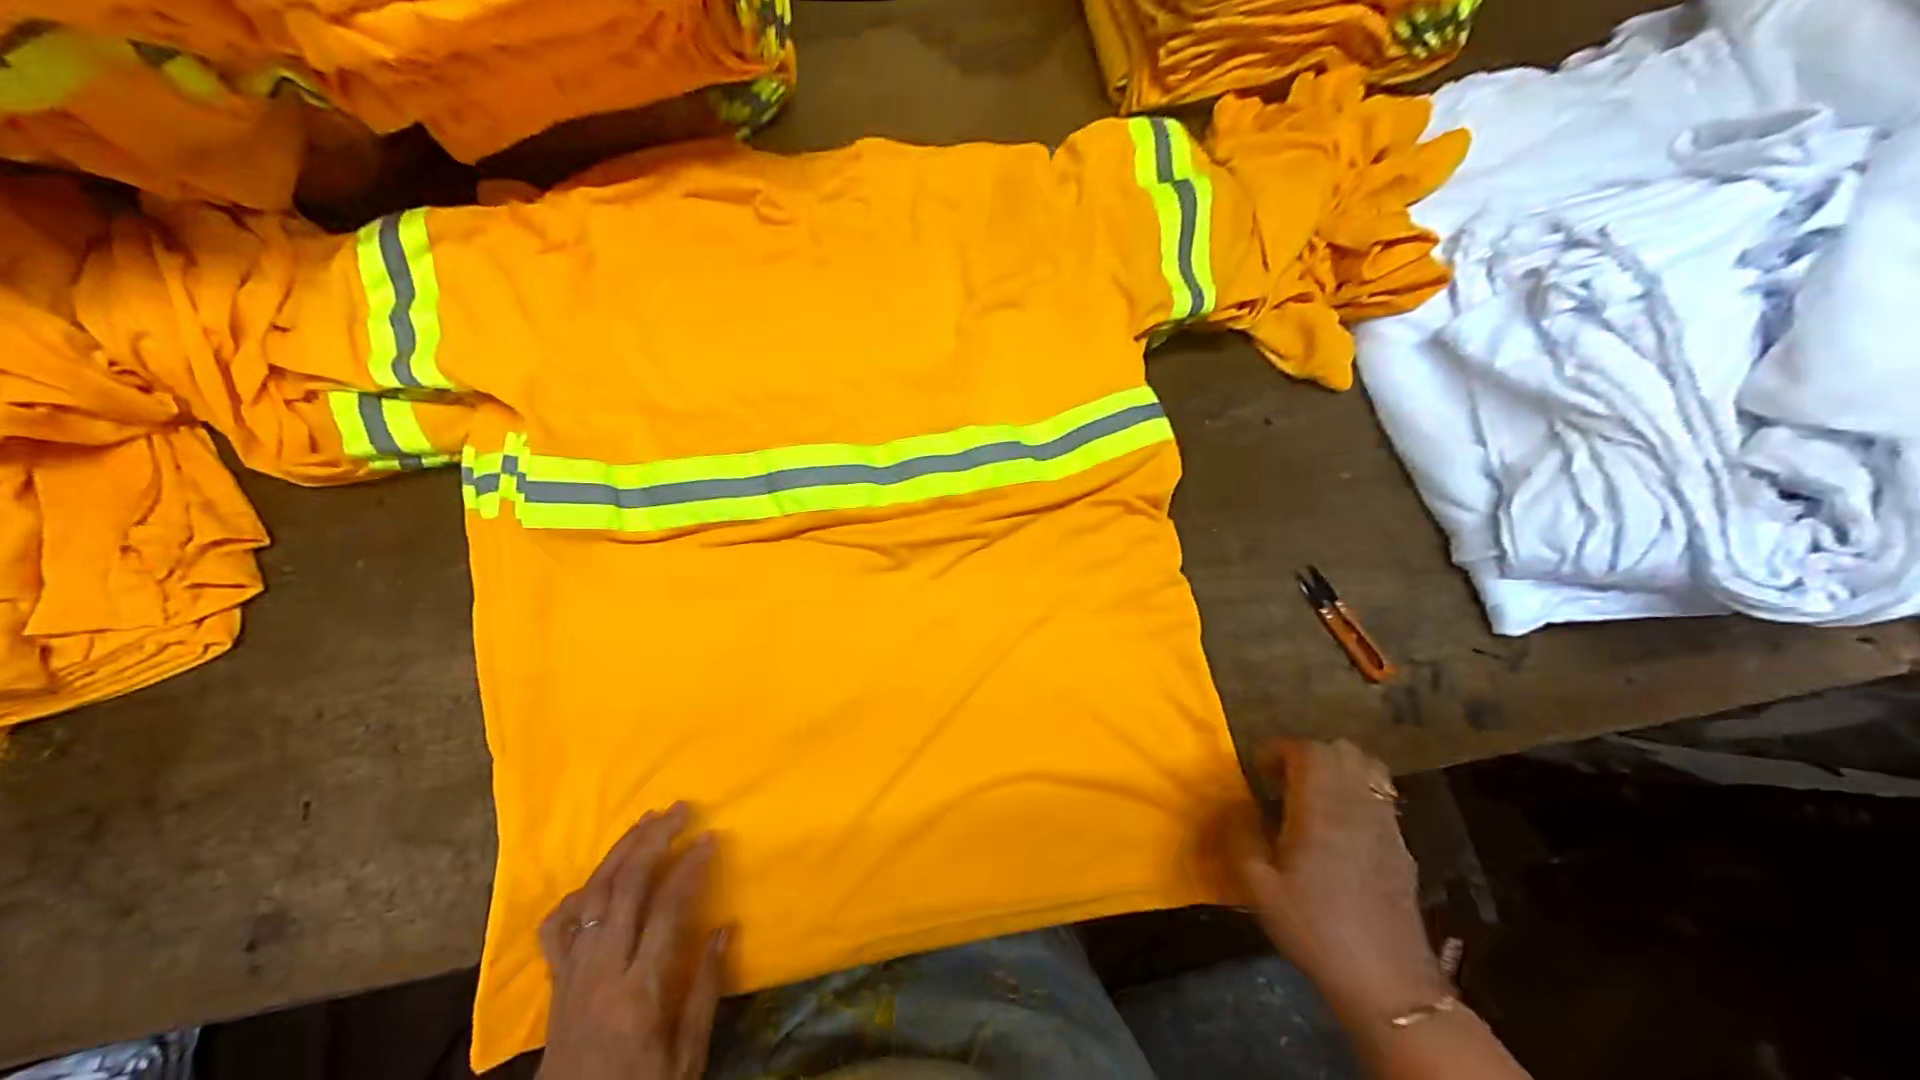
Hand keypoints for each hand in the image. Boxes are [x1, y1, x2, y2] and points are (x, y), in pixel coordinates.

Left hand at [537, 803, 728, 1079]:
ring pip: (592, 896)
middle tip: (680, 810)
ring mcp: (572, 973)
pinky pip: (557, 927)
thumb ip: (704, 990)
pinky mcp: (555, 982)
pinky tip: (597, 877)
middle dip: (654, 841)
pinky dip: (577, 894)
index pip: (668, 911)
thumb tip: (725, 928)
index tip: (711, 837)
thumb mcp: (685, 1056)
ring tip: (646, 821)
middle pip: (625, 889)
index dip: (690, 868)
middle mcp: (600, 972)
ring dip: (620, 852)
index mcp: (639, 991)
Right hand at [1240, 739, 1446, 1021]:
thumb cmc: (1314, 929)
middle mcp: (1358, 806)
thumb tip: (1235, 807)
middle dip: (1307, 754)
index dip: (1280, 749)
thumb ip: (1240, 836)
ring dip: (1337, 769)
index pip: (1309, 749)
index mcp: (1322, 809)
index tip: (1259, 771)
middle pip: (1342, 750)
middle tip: (1282, 781)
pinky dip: (1357, 792)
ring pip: (1368, 768)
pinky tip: (1339, 827)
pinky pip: (1381, 797)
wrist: (1386, 981)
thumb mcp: (1259, 887)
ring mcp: (1387, 825)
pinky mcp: (1402, 847)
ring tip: (1312, 796)